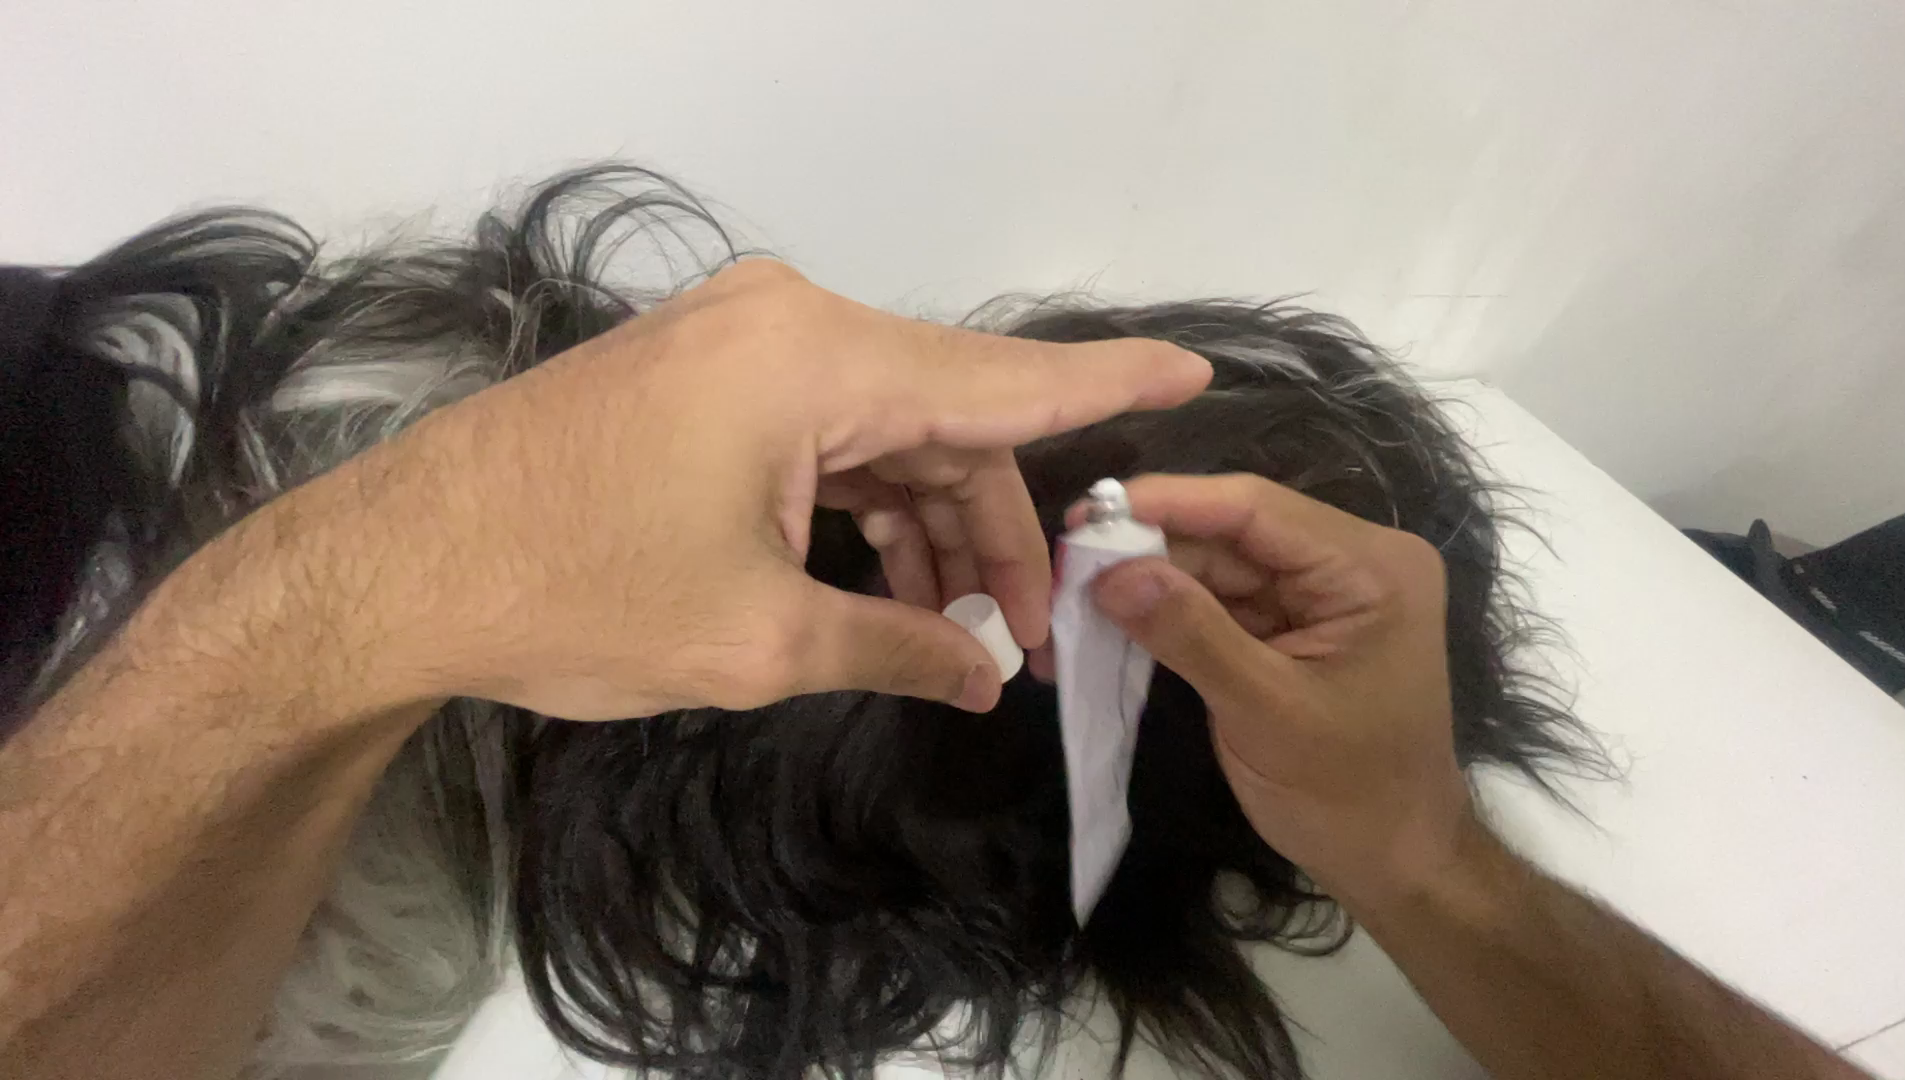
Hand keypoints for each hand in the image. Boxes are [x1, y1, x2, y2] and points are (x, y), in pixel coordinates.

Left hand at [318, 262, 1210, 719]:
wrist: (394, 575)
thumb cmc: (575, 596)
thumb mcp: (762, 640)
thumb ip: (897, 647)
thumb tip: (983, 680)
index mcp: (817, 358)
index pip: (1002, 379)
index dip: (1108, 384)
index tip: (1189, 375)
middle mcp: (796, 327)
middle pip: (949, 430)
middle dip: (997, 537)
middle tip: (1026, 639)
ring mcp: (755, 350)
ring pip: (895, 442)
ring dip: (935, 534)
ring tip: (967, 634)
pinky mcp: (724, 385)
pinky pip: (839, 444)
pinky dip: (876, 514)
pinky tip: (899, 589)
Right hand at [1082, 473, 1470, 900]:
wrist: (1390, 857)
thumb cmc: (1347, 793)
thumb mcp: (1266, 711)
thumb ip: (1190, 635)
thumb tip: (1110, 575)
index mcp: (1367, 567)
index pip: (1253, 509)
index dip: (1166, 502)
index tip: (1087, 513)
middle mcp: (1342, 562)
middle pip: (1225, 532)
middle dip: (1144, 546)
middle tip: (1066, 561)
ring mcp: (1310, 592)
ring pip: (1209, 563)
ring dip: (1143, 578)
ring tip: (1072, 589)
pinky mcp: (1281, 621)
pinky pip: (1210, 599)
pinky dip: (1159, 608)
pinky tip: (1109, 614)